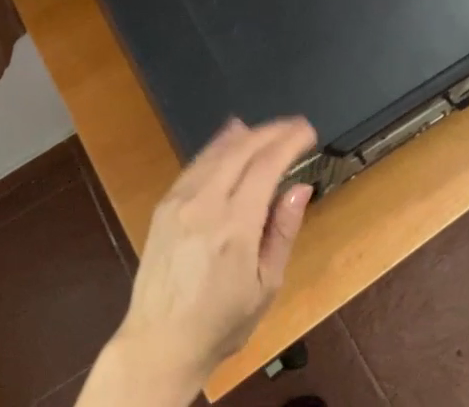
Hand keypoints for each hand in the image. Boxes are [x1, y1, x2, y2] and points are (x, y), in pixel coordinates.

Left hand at [79, 117, 317, 406]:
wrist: (160, 342)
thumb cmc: (221, 323)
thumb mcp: (265, 286)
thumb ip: (282, 231)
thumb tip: (300, 187)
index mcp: (234, 227)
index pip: (265, 166)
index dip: (288, 142)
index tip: (308, 131)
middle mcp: (204, 204)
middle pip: (240, 150)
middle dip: (270, 132)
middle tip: (295, 126)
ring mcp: (179, 201)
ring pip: (215, 152)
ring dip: (245, 135)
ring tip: (270, 128)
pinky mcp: (164, 205)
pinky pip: (195, 165)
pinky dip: (217, 146)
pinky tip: (230, 138)